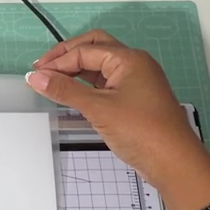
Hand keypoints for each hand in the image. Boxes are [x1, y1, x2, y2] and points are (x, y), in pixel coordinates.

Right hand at [26, 30, 209, 209]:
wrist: (174, 162)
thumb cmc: (140, 131)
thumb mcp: (98, 109)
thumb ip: (65, 90)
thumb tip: (36, 77)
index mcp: (128, 59)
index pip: (85, 51)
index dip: (58, 61)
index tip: (36, 76)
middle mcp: (134, 64)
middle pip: (94, 47)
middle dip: (67, 55)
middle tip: (44, 69)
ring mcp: (136, 81)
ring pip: (100, 65)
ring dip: (77, 69)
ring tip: (53, 81)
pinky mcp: (135, 97)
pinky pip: (106, 81)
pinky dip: (87, 83)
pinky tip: (73, 93)